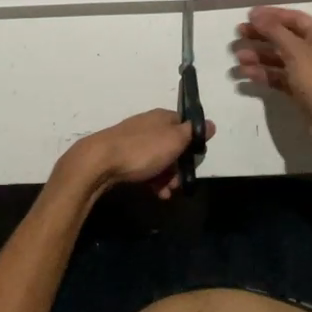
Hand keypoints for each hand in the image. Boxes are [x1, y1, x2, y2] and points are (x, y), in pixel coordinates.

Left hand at [59, 108, 214, 198]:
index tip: (195, 159)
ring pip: (159, 160)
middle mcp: (148, 125)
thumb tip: (210, 124)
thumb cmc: (142, 150)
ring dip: (167, 177)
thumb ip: (192, 133)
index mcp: (161, 117)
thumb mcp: (174, 140)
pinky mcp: (123, 156)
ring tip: (166, 192)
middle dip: (179, 166)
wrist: (101, 161)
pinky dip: (153, 180)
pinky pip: (145, 168)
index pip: (184, 125)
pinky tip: (155, 193)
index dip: (192, 142)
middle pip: (172, 146)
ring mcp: (135, 140)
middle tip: (178, 183)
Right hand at [234, 6, 311, 159]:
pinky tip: (246, 75)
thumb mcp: (297, 53)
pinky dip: (264, 74)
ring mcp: (308, 73)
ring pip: (279, 58)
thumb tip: (256, 14)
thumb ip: (275, 32)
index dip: (272, 14)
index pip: (295, 19)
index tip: (249, 15)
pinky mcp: (300, 91)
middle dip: (262, 35)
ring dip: (259, 56)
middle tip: (239, 33)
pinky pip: (279, 77)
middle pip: (285, 38)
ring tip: (238, 57)